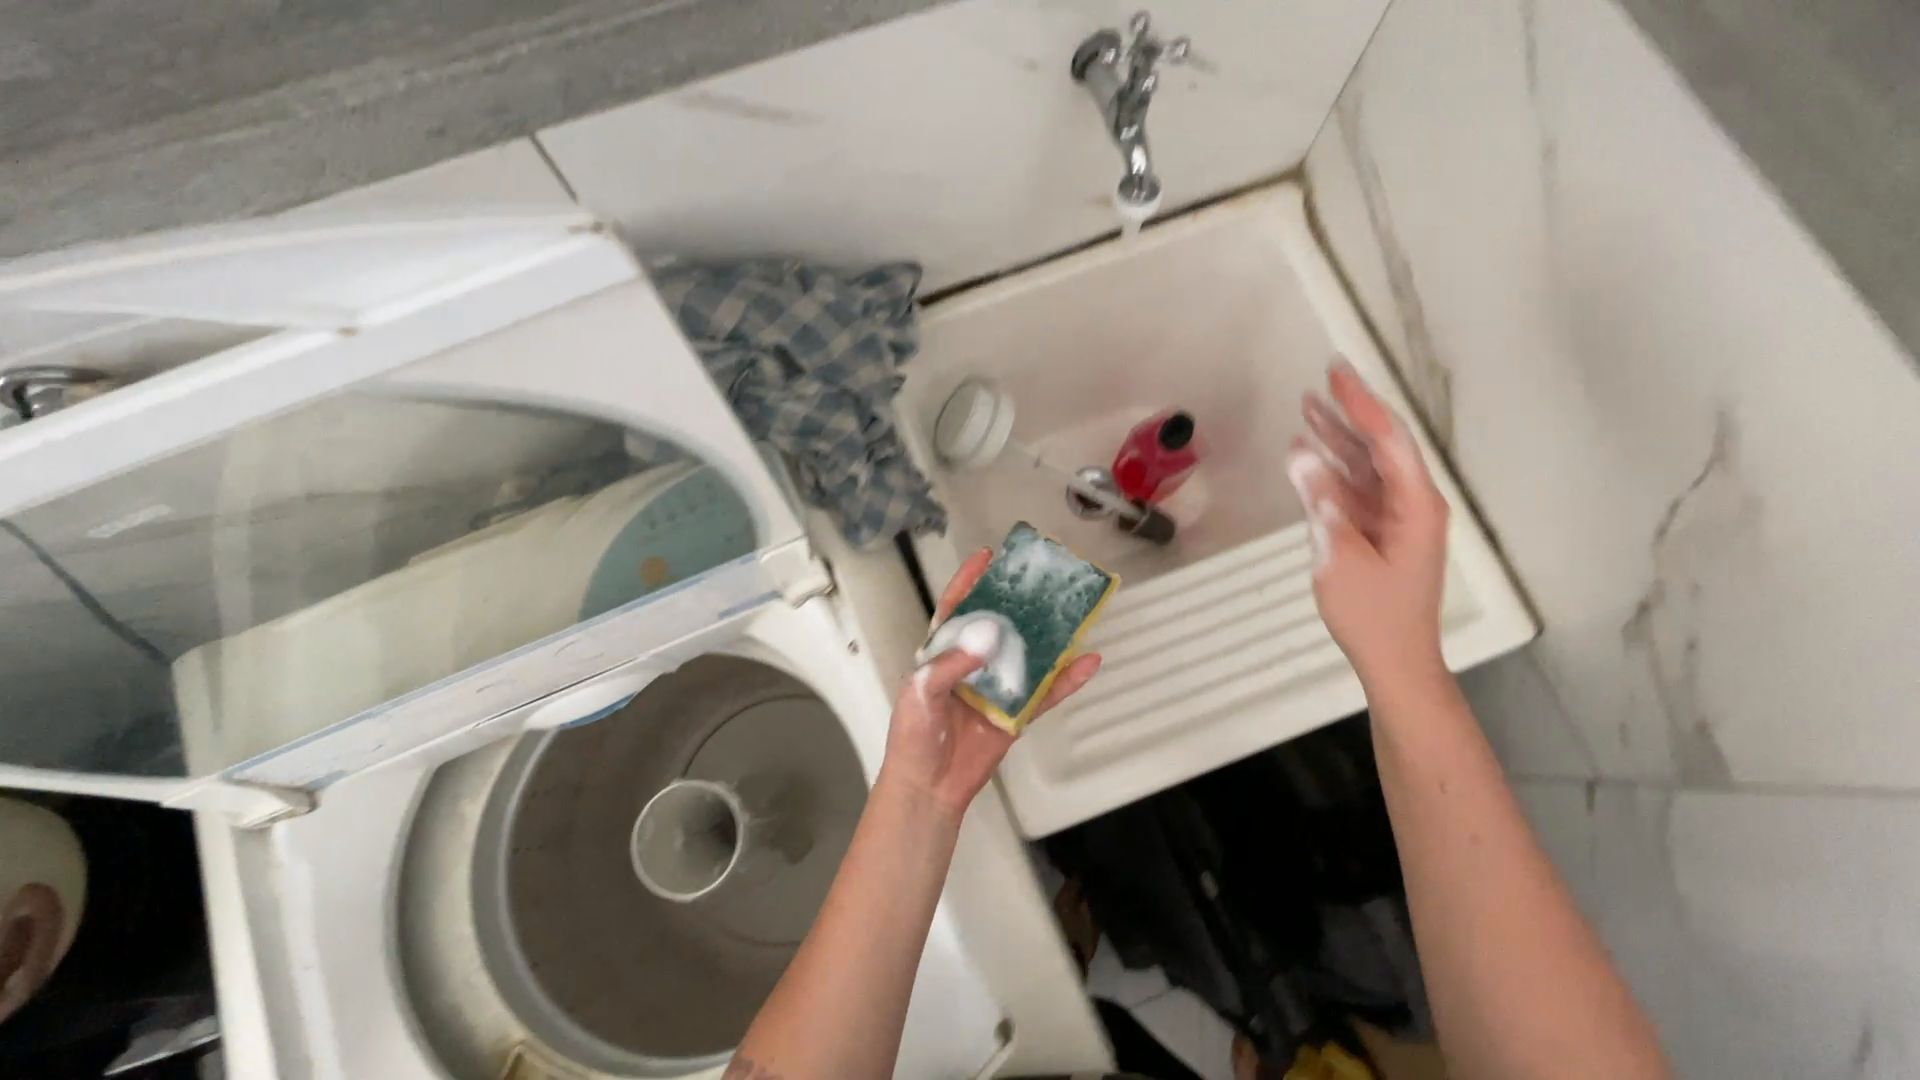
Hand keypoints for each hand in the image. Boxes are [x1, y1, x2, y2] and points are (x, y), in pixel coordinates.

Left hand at [880, 548, 1102, 818]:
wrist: (927, 786)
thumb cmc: (914, 736)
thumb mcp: (922, 692)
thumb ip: (951, 664)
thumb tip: (989, 637)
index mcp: (942, 655)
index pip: (956, 609)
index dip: (970, 582)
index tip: (988, 556)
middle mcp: (971, 666)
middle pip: (999, 627)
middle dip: (1018, 603)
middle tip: (1042, 578)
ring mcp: (996, 690)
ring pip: (1027, 656)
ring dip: (1048, 635)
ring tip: (1073, 609)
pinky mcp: (1015, 715)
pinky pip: (1045, 694)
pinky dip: (1067, 680)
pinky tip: (1089, 662)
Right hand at [1286, 360, 1450, 687]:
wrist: (1395, 660)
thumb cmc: (1372, 613)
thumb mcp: (1339, 556)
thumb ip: (1321, 503)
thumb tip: (1300, 456)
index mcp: (1415, 504)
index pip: (1387, 440)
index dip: (1361, 404)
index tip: (1337, 373)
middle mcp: (1411, 503)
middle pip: (1380, 447)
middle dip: (1350, 413)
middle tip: (1323, 379)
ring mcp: (1396, 520)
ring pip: (1365, 468)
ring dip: (1337, 442)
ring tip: (1307, 410)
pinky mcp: (1380, 535)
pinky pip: (1356, 493)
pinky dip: (1331, 475)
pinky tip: (1307, 460)